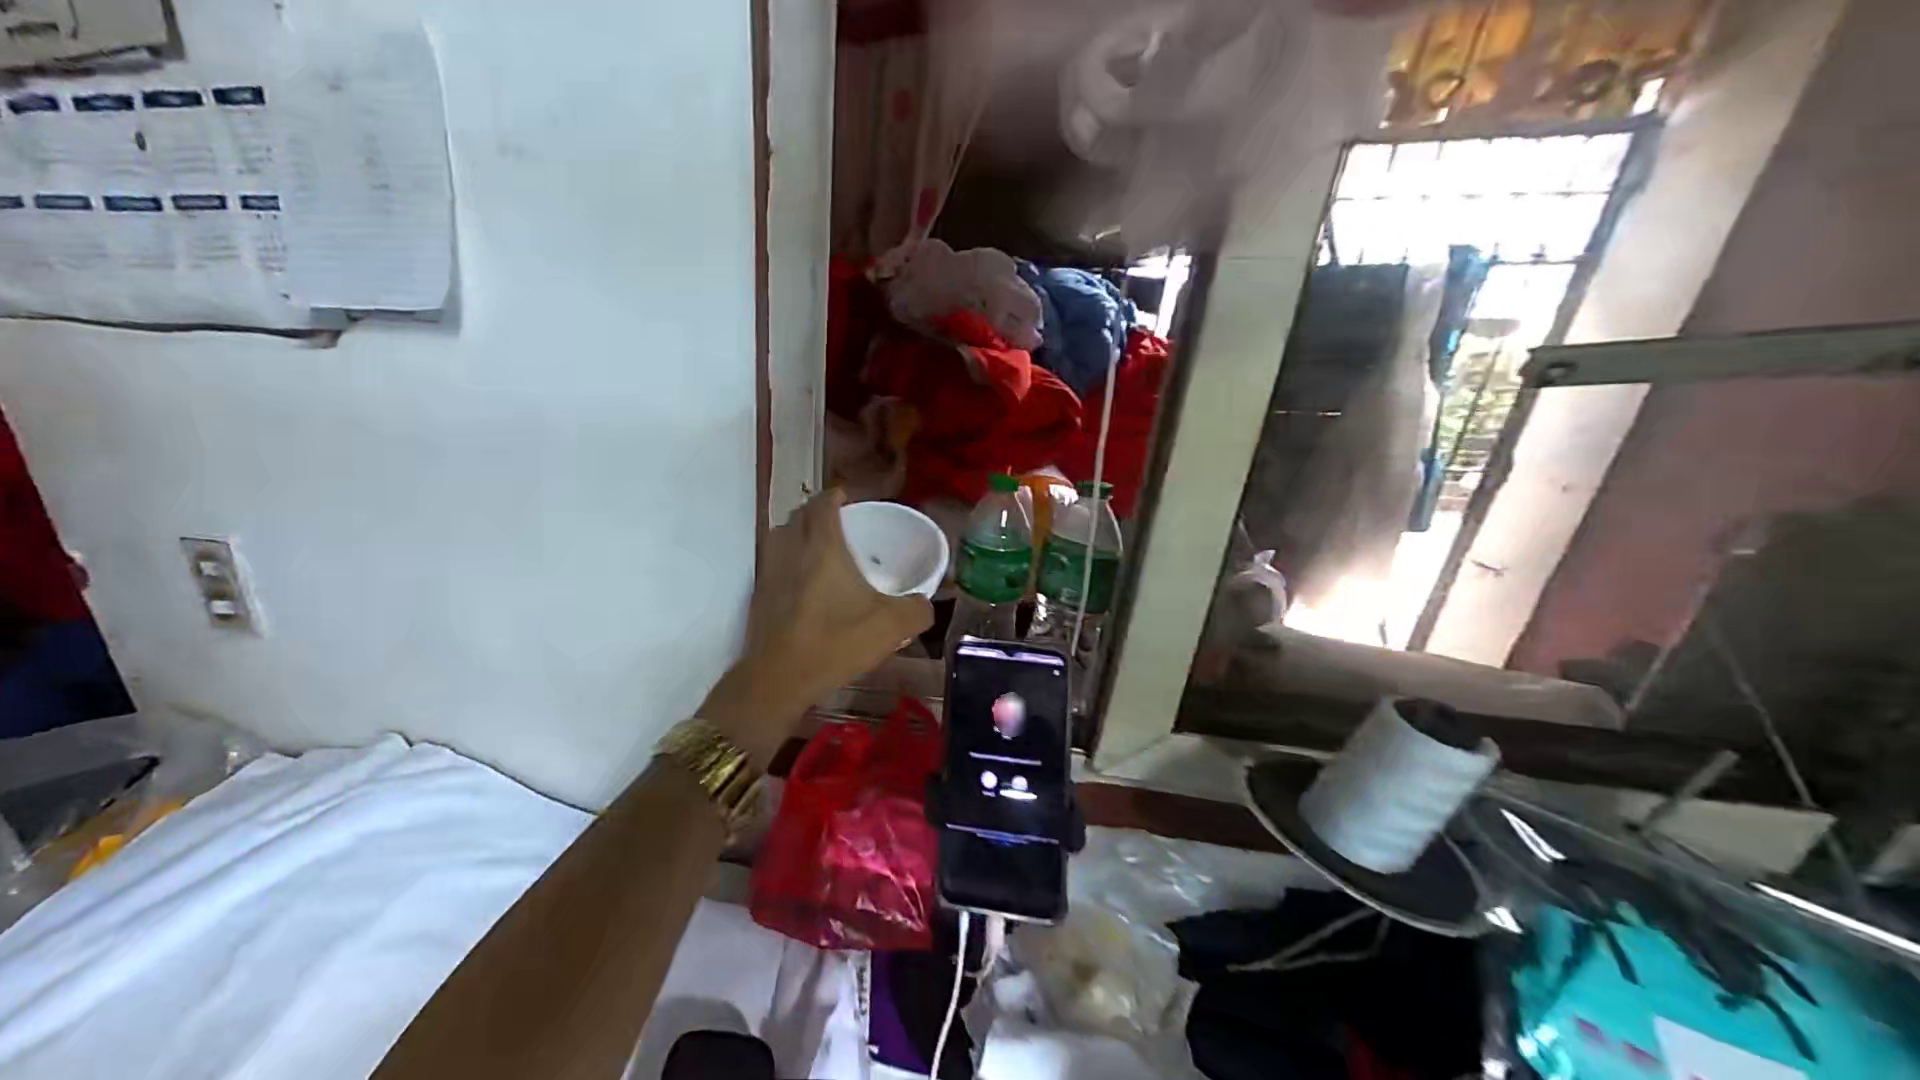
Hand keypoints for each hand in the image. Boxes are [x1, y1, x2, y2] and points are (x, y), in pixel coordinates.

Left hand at [703, 489, 933, 764]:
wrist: (779, 679)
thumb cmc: (835, 642)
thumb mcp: (891, 627)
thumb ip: (917, 610)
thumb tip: (925, 604)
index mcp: (822, 547)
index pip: (823, 503)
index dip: (835, 495)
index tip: (848, 496)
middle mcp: (791, 551)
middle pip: (798, 516)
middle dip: (816, 512)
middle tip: (839, 521)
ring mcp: (769, 573)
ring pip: (780, 538)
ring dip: (798, 533)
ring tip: (820, 548)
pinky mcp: (759, 597)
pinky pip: (773, 563)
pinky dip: (788, 561)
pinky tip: (805, 584)